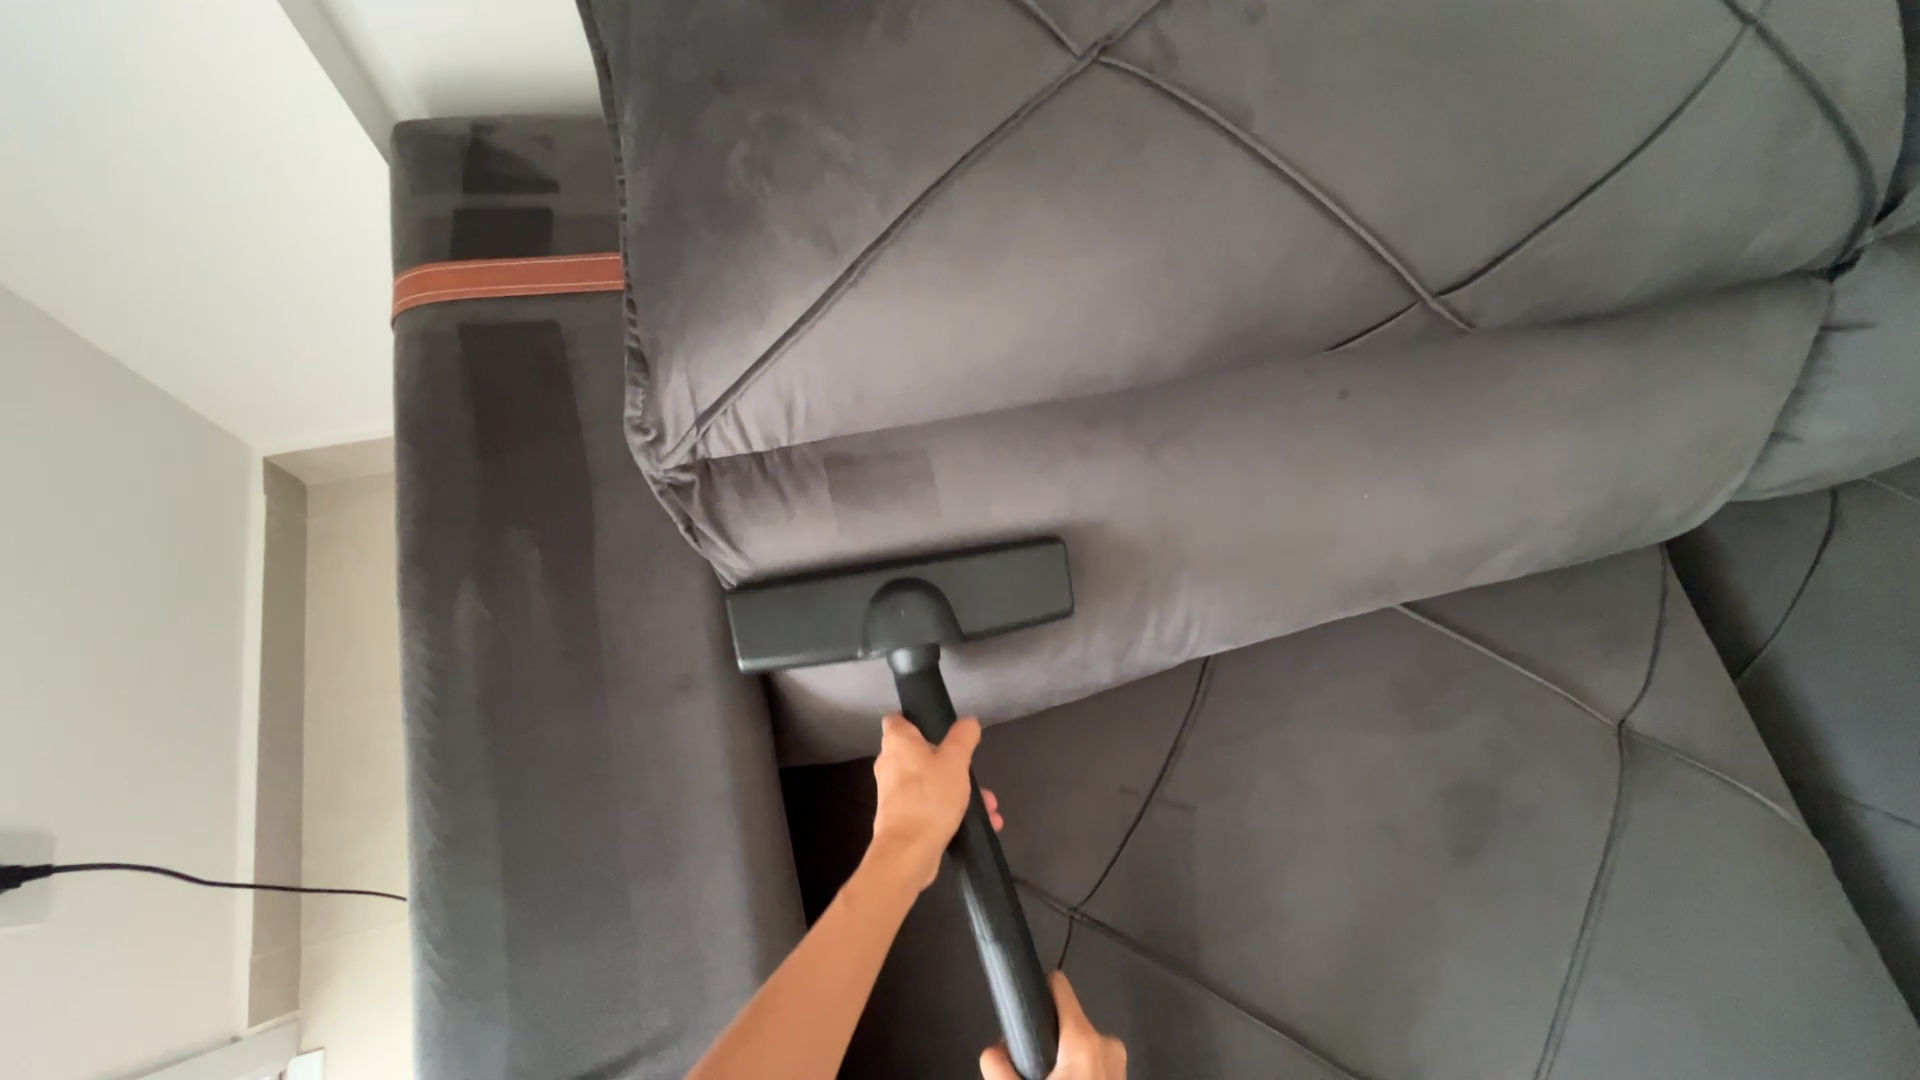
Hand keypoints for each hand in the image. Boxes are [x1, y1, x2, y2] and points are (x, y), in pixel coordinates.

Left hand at [867, 715, 986, 890]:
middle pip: (922, 753)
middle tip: (974, 772)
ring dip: (960, 791)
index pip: (897, 719)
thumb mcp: (955, 760)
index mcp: (898, 742)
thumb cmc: (930, 798)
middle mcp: (891, 764)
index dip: (916, 719)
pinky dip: (952, 810)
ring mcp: (895, 793)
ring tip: (988, 805)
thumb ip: (963, 737)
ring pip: (931, 782)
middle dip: (954, 763)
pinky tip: (981, 822)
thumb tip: (967, 722)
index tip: (939, 726)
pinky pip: (930, 805)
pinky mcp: (902, 817)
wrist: (908, 853)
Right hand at [979, 972, 1125, 1079]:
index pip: (1058, 985)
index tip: (1023, 1008)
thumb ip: (998, 1067)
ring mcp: (1119, 1066)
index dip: (1036, 992)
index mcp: (1083, 1039)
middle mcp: (1107, 1045)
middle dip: (1046, 1044)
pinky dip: (1077, 1077)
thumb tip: (992, 1052)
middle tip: (1032, 1072)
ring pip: (1078, 1048)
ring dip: (1062, 1065)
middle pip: (1064, 1023)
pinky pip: (1092, 1067)